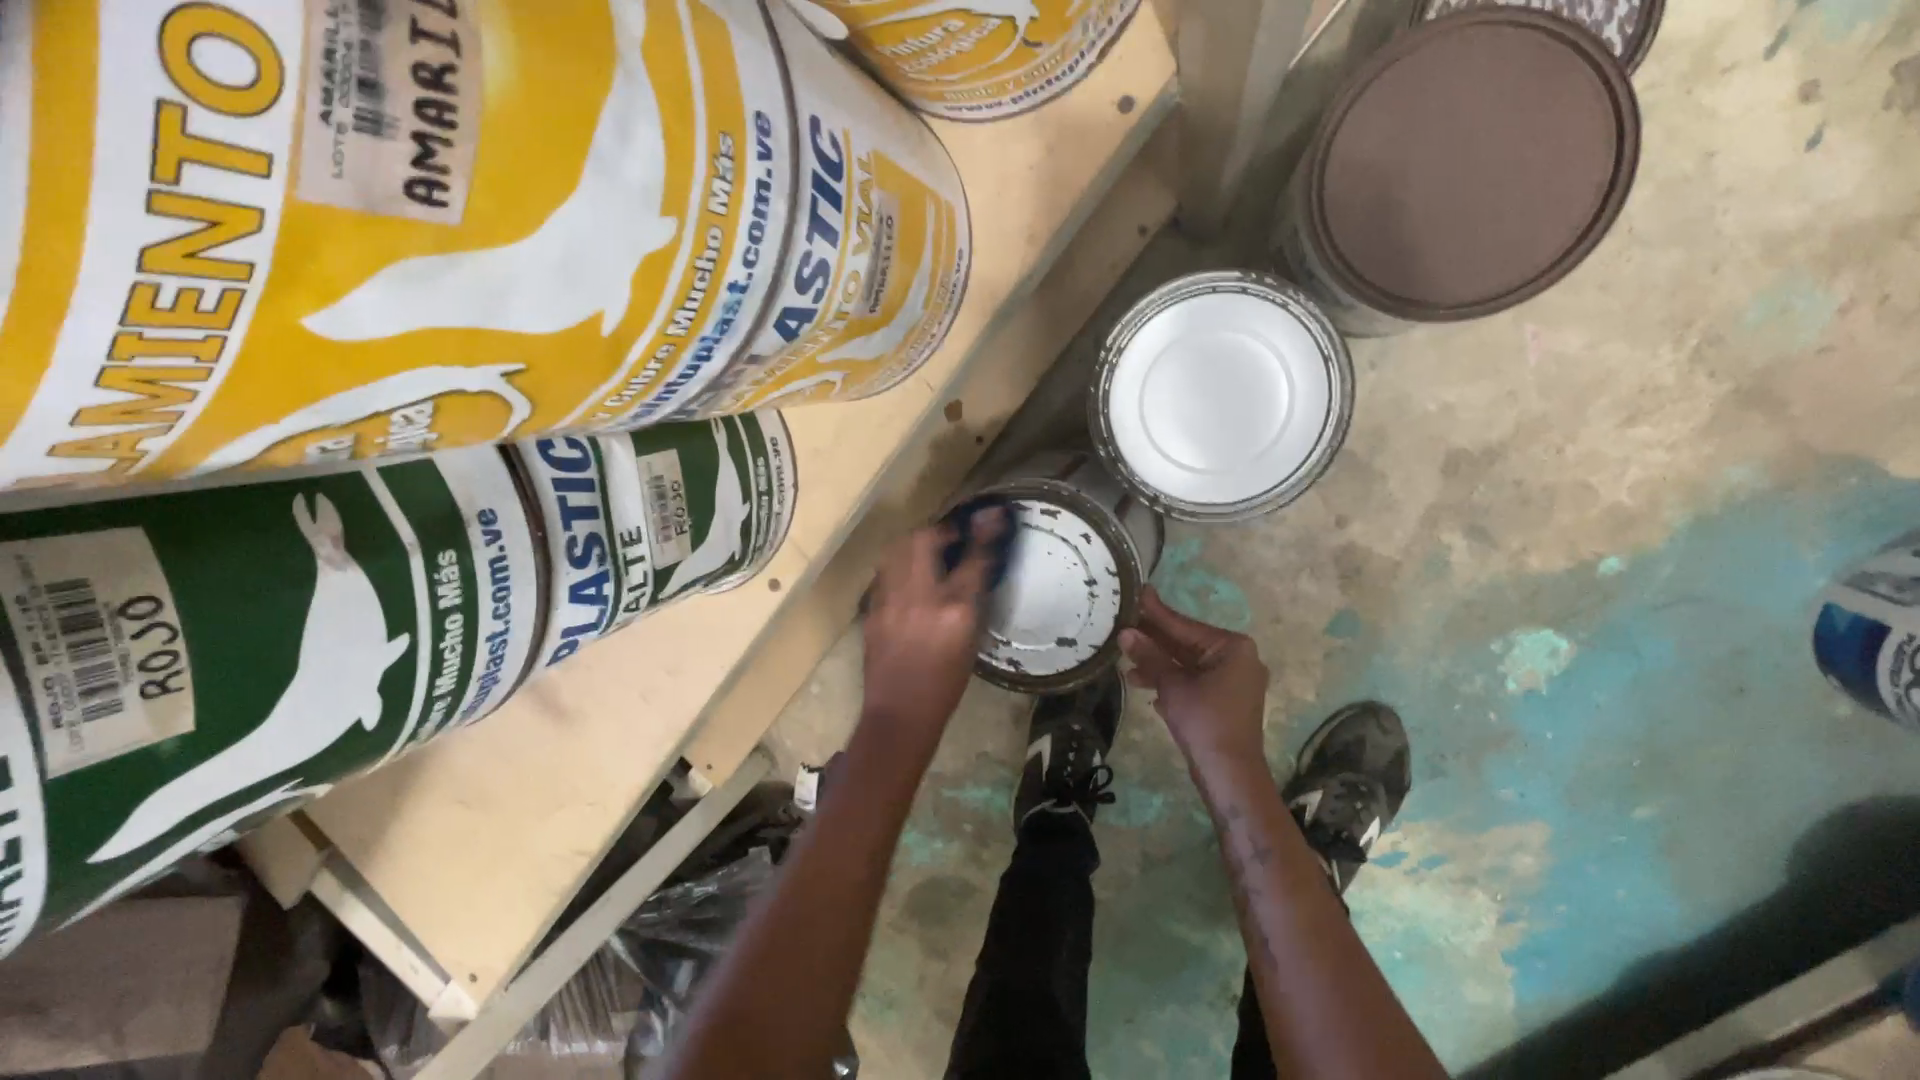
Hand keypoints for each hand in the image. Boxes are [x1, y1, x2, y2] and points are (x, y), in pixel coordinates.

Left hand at [861, 510, 1004, 733]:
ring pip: (897, 550)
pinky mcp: (871, 611)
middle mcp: (922, 599)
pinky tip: (904, 579)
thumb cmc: (945, 685)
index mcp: (956, 611)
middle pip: (925, 540)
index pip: (973, 559)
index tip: (992, 513)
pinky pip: (884, 575)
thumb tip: (969, 573)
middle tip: (948, 535)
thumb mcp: (970, 643)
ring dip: (913, 543)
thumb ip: (969, 603)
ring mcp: (891, 603)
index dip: (984, 531)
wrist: (900, 714)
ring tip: (924, 550)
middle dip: (938, 529)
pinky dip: (897, 568)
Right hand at [1120, 587, 1270, 769]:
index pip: (1185, 625)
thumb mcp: (1172, 685)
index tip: (1138, 592)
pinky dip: (1172, 683)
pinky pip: (1195, 683)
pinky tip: (1145, 687)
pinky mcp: (1226, 703)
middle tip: (1122, 626)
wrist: (1229, 774)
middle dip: (1154, 642)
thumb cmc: (1204, 721)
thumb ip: (1149, 656)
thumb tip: (1126, 633)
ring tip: (1126, 665)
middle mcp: (1238, 659)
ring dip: (1158, 666)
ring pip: (1188, 665)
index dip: (1156, 612)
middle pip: (1187, 644)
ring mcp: (1234, 682)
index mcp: (1232, 647)